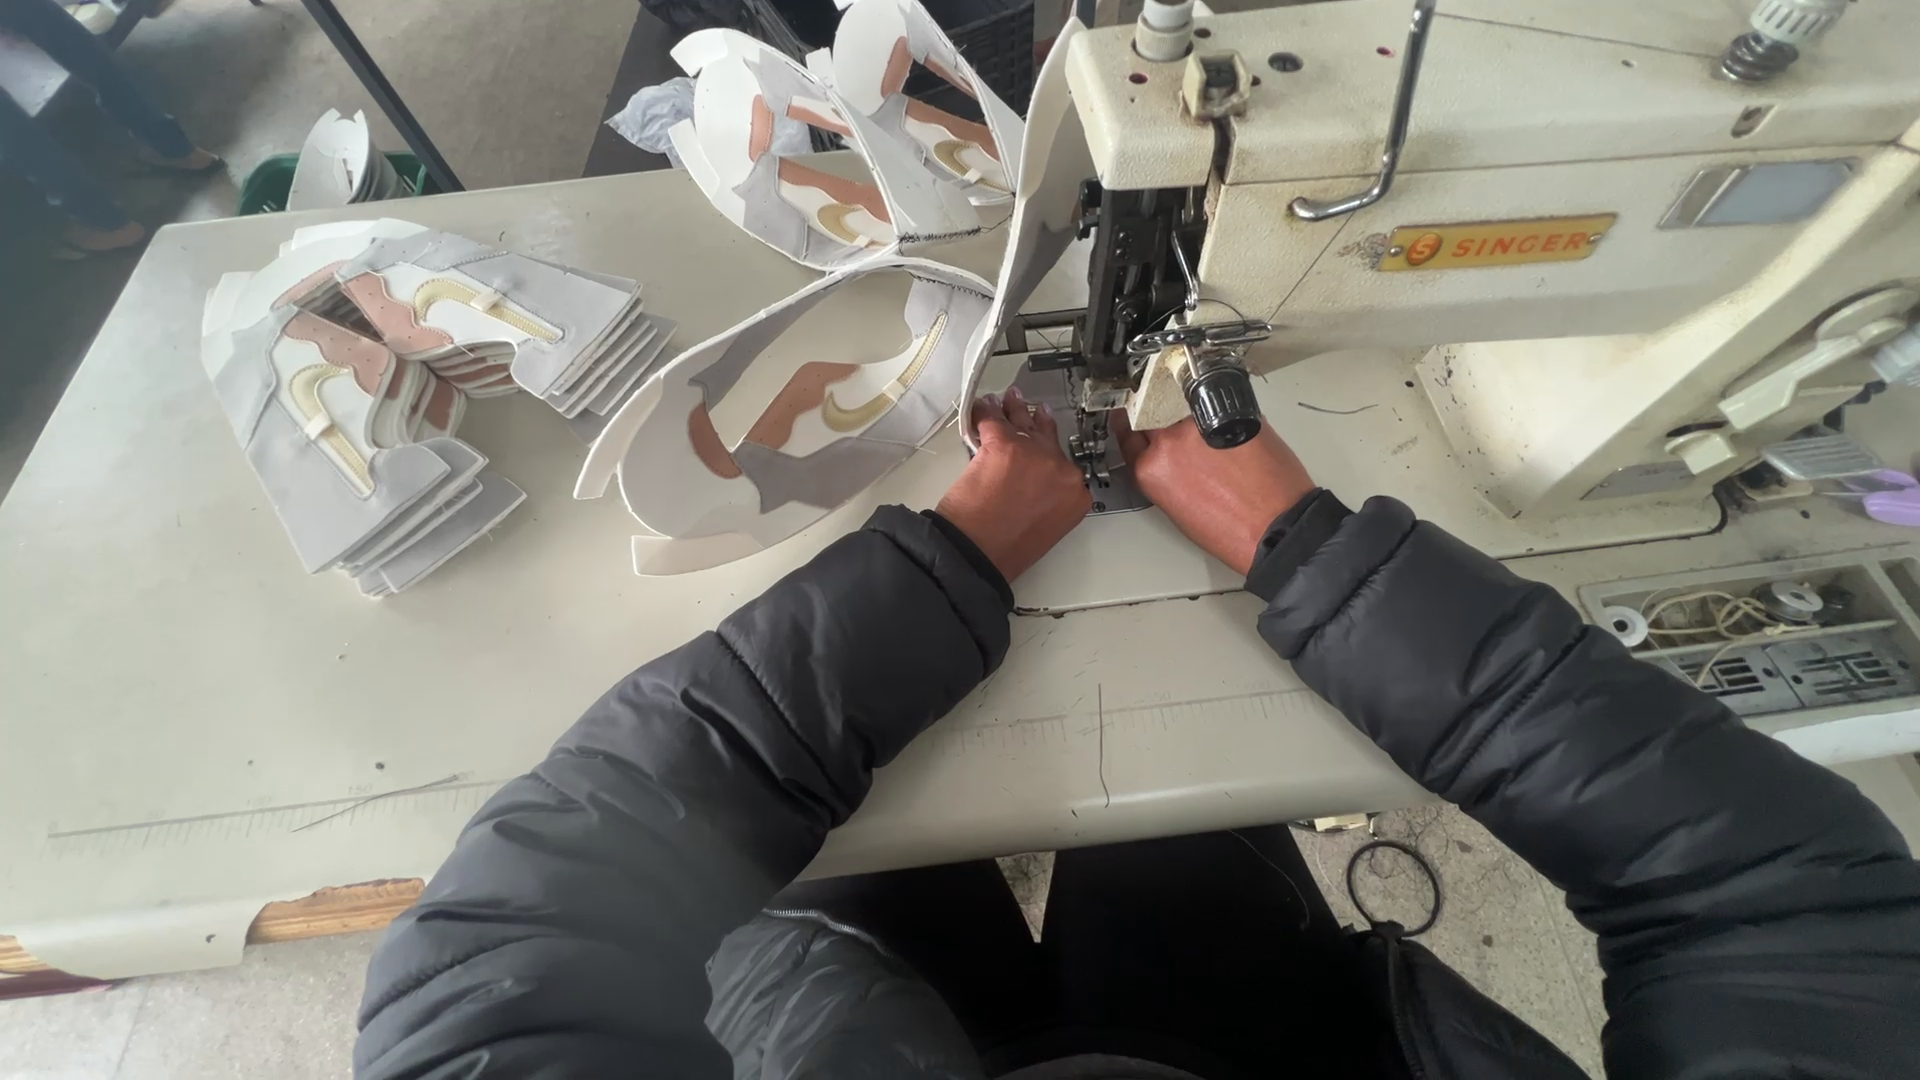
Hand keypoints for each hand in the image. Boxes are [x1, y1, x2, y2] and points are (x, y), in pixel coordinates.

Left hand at [936, 388, 1091, 582]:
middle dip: (1037, 423)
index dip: (1050, 450)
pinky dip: (984, 412)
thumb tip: (1033, 485)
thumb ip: (1049, 500)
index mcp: (1076, 495)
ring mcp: (1033, 453)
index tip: (1045, 442)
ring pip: (1023, 422)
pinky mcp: (1003, 444)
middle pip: (1047, 438)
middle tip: (1034, 412)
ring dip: (1014, 409)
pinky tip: (983, 406)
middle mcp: (1060, 469)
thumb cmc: (1006, 549)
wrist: (979, 552)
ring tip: (1010, 399)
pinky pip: (992, 419)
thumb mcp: (1045, 528)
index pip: (1066, 463)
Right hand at [1114, 412, 1316, 574]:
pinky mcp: (1231, 413)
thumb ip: (1162, 474)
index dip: (1127, 422)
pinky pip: (1214, 404)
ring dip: (1188, 411)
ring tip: (1206, 431)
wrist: (1274, 528)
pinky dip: (1217, 413)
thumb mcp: (1176, 507)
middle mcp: (1169, 442)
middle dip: (1156, 413)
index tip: (1128, 416)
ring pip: (1182, 403)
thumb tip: (1167, 455)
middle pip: (1151, 410)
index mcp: (1150, 469)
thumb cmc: (1230, 528)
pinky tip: (1226, 431)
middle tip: (1169, 420)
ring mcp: (1200, 424)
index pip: (1127, 434)